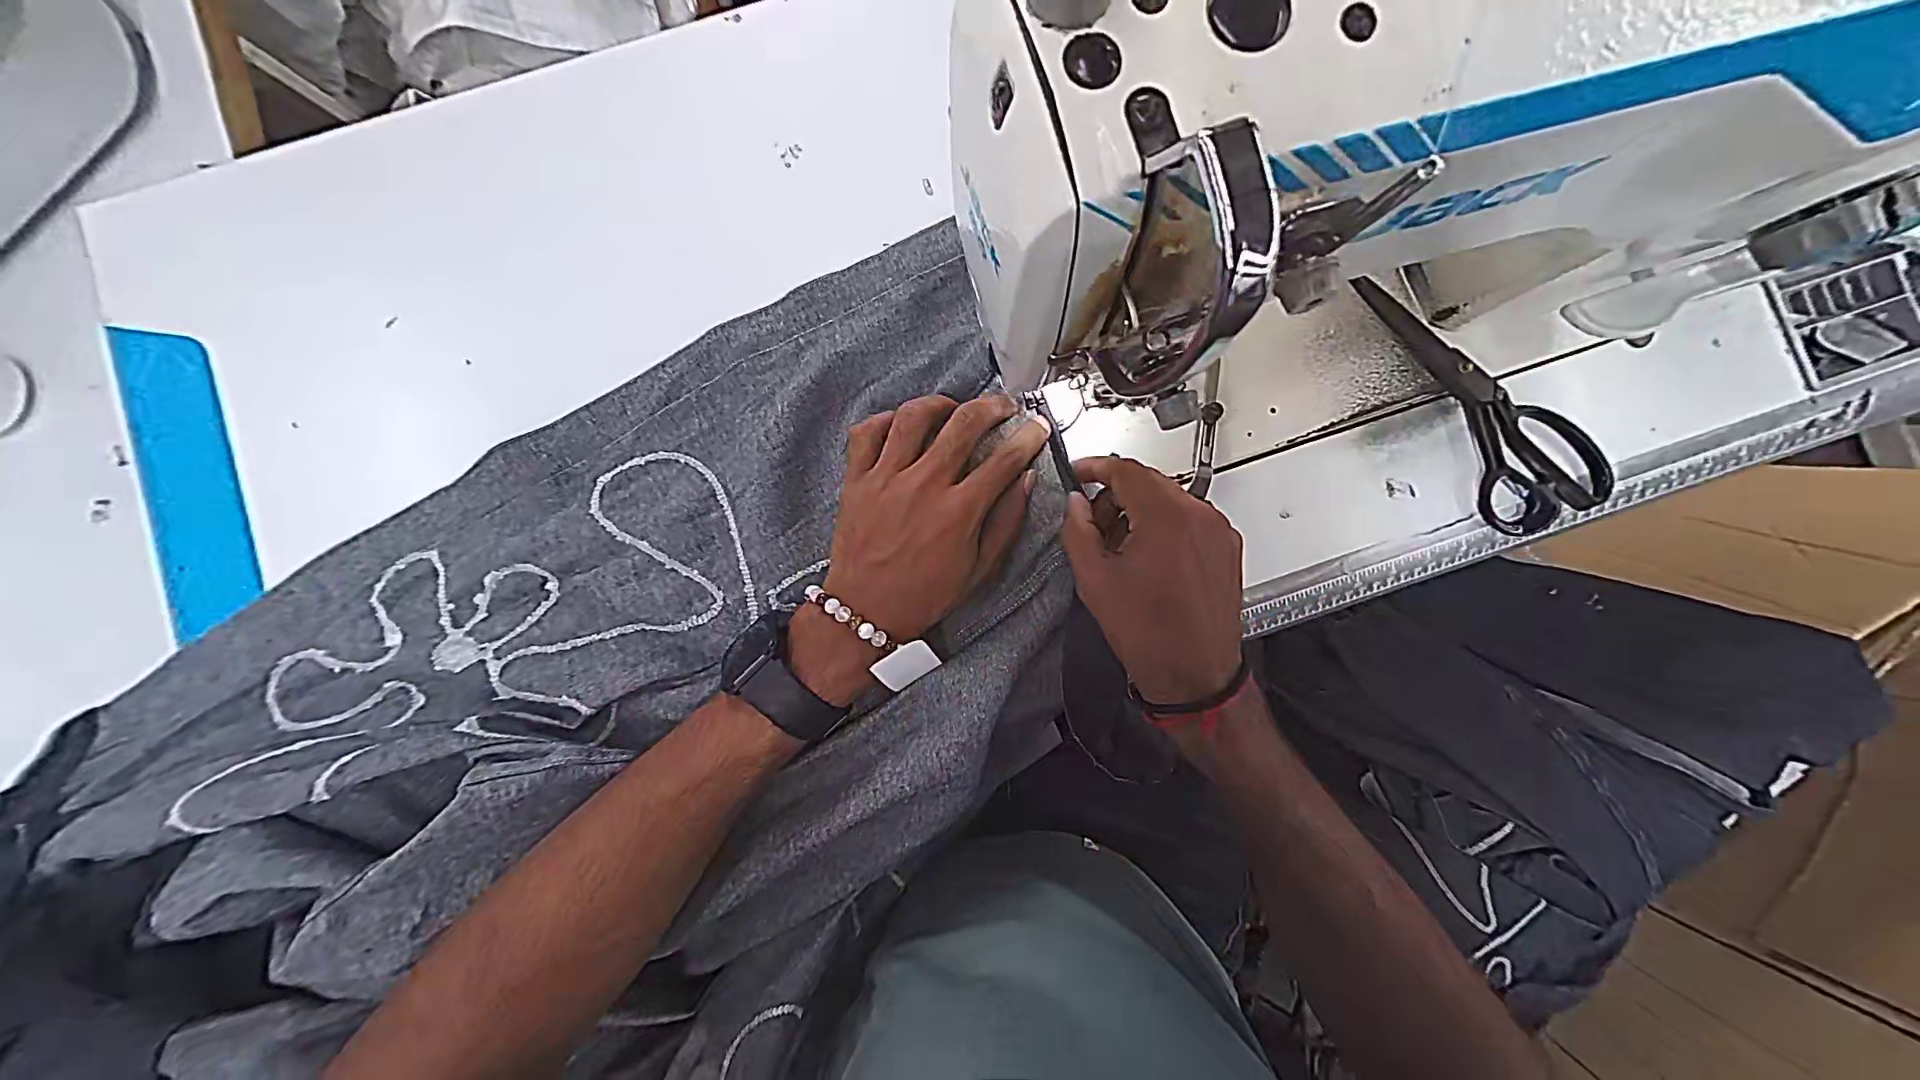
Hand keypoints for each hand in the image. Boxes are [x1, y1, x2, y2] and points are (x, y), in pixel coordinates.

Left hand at [787, 393, 1049, 704]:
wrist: (866, 611)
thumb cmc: (922, 595)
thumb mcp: (979, 569)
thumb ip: (1006, 522)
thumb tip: (1025, 482)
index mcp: (958, 511)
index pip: (1004, 458)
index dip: (1028, 437)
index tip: (1035, 427)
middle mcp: (923, 486)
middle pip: (965, 422)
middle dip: (993, 406)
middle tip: (1002, 406)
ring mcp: (886, 479)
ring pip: (914, 416)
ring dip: (941, 403)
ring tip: (953, 408)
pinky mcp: (857, 480)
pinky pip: (867, 432)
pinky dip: (885, 420)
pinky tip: (901, 425)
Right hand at [1059, 456, 1243, 705]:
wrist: (1194, 674)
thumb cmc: (1153, 637)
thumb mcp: (1095, 580)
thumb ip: (1078, 531)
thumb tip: (1075, 505)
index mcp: (1166, 518)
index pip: (1126, 470)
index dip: (1096, 468)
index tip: (1082, 472)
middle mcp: (1200, 517)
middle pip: (1149, 482)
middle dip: (1116, 495)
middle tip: (1094, 522)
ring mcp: (1218, 532)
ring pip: (1170, 499)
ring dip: (1140, 511)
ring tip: (1121, 549)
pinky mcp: (1227, 548)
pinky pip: (1190, 520)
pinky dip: (1165, 526)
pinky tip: (1147, 558)